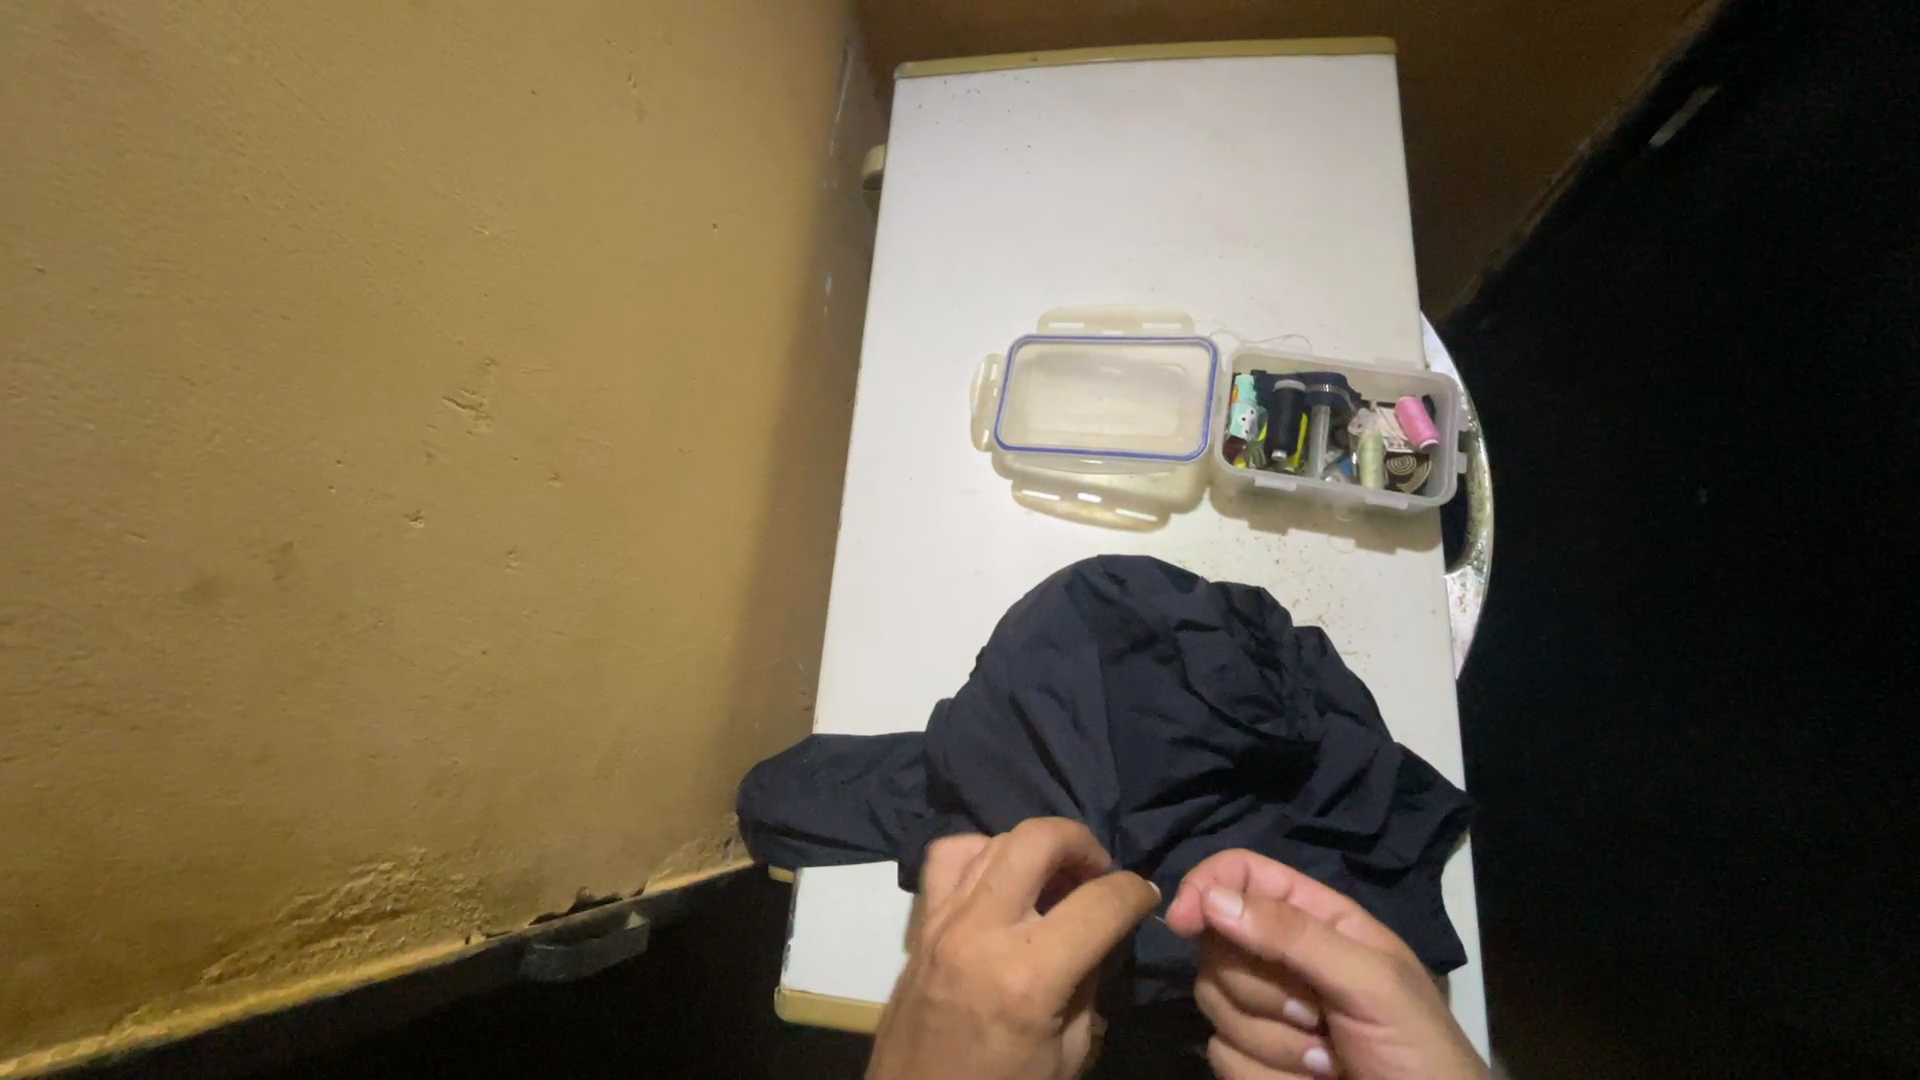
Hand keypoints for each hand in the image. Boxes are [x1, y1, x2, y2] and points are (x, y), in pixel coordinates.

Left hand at [866, 819, 1159, 1079]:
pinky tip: (1001, 877)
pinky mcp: (920, 921)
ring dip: (1038, 846)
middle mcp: (982, 931)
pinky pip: (949, 855)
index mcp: (1028, 977)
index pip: (1099, 903)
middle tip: (1098, 872)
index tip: (1145, 894)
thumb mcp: (1069, 1055)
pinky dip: (982, 851)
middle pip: (1038, 839)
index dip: (1135, 891)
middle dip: (1082, 842)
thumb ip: (1089, 983)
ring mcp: (944, 919)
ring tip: (1055, 874)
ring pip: (996, 838)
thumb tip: (1101, 931)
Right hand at [1167, 850, 1487, 1079]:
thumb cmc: (1420, 1054)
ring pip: (1214, 1000)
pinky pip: (1223, 1055)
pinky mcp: (1252, 1062)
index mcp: (1312, 918)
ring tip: (1327, 1058)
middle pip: (1216, 942)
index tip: (1185, 920)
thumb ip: (1292, 934)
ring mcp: (1262, 1011)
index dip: (1205, 887)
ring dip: (1273, 1040)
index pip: (1239, 873)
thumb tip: (1211, 899)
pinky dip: (1268, 1077)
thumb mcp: (1373, 983)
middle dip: (1260, 987)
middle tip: (1317, 1014)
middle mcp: (1278, 955)